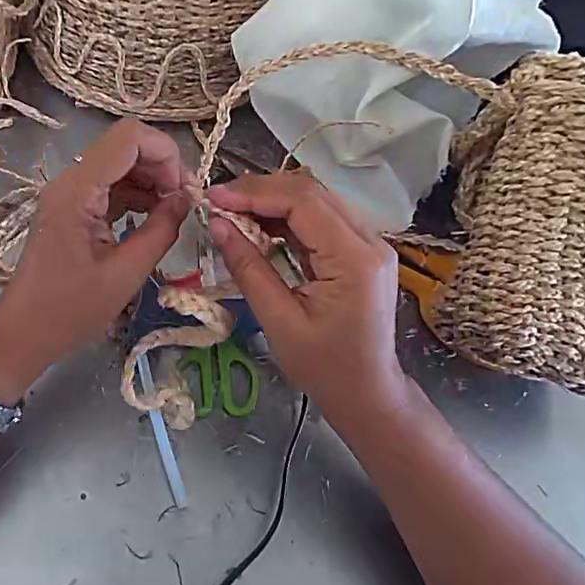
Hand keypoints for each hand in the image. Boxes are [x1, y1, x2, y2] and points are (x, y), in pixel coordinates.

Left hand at [0, 119, 190, 401]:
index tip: (185, 189)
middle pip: (125, 147)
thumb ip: (161, 230)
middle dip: (162, 167)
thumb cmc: (70, 311)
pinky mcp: (73, 210)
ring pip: (121, 166)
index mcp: (78, 191)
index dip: (165, 153)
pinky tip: (154, 219)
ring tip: (173, 213)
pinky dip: (137, 197)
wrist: (22, 334)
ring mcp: (70, 195)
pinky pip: (111, 188)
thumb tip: (187, 199)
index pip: (128, 138)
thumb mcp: (125, 274)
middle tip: (185, 202)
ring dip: (152, 182)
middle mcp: (71, 182)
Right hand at [208, 172, 412, 422]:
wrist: (368, 394)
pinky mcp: (361, 250)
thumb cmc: (324, 368)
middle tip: (219, 202)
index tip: (215, 198)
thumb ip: (248, 268)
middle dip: (261, 191)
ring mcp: (369, 243)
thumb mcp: (279, 322)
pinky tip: (259, 225)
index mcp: (354, 259)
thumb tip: (217, 224)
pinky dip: (287, 217)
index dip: (255, 193)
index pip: (303, 201)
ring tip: (232, 211)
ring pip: (316, 200)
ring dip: (272, 200)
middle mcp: (369, 241)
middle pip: (311, 192)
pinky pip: (321, 219)